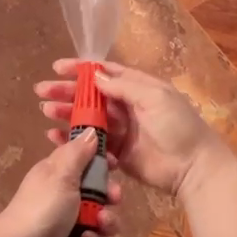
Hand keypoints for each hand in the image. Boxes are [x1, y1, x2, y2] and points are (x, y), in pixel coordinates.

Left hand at [0, 133, 121, 236]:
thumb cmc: (43, 207)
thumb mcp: (60, 174)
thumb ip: (78, 153)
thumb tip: (91, 131)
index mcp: (59, 174)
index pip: (87, 161)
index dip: (102, 162)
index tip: (114, 163)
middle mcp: (68, 197)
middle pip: (102, 192)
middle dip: (111, 196)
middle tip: (113, 198)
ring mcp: (75, 224)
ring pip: (106, 220)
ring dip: (106, 223)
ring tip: (97, 225)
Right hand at [35, 59, 225, 198]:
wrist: (194, 168)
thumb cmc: (178, 126)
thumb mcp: (154, 97)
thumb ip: (123, 86)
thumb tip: (94, 76)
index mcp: (137, 88)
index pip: (104, 73)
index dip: (80, 69)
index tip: (57, 68)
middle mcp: (126, 106)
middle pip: (90, 95)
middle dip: (66, 91)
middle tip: (42, 91)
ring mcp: (121, 130)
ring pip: (87, 118)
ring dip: (66, 113)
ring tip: (46, 111)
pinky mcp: (117, 153)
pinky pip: (90, 143)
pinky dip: (73, 139)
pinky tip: (55, 136)